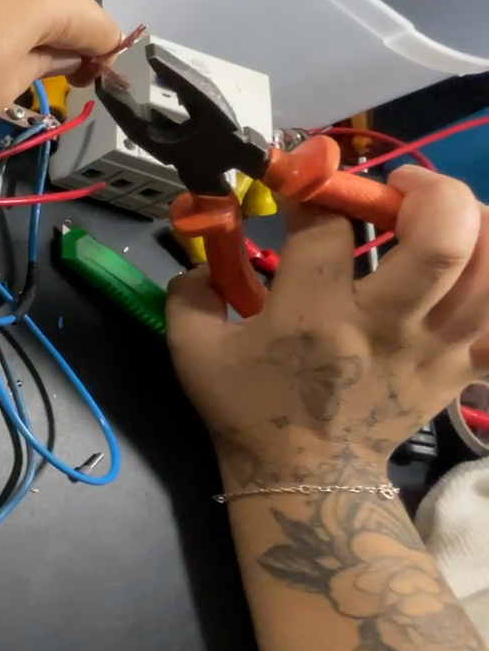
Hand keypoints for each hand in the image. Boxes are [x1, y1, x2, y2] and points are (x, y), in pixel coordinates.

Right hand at [167, 167, 488, 489]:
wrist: (302, 468)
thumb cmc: (241, 404)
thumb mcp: (190, 350)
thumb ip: (190, 297)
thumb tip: (205, 262)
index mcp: (309, 318)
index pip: (324, 234)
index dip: (312, 196)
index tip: (299, 185)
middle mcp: (383, 324)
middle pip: (444, 241)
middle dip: (430, 193)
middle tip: (399, 183)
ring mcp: (436, 345)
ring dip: (476, 225)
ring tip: (442, 214)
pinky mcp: (464, 362)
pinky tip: (476, 264)